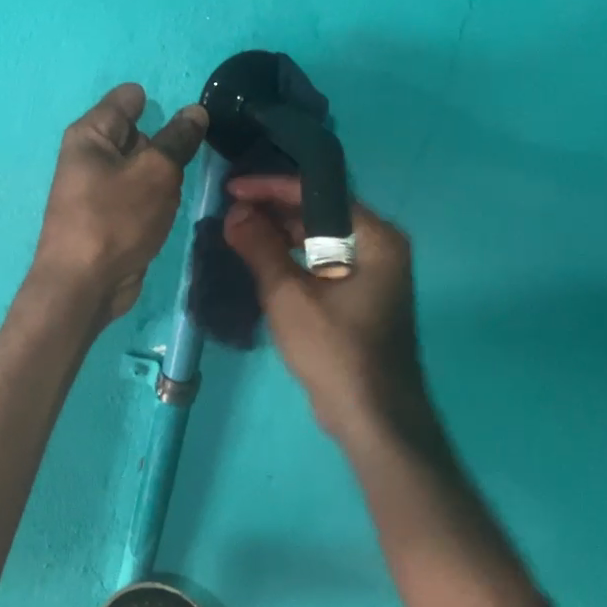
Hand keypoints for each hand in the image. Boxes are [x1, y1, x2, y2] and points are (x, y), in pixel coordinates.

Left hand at [33, 84, 208, 320]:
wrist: (84, 285)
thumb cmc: (115, 218)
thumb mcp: (155, 172)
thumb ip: (177, 139)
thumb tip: (195, 110)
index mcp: (91, 134)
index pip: (127, 98)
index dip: (158, 102)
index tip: (193, 115)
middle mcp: (90, 156)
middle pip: (135, 131)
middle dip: (166, 137)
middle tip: (205, 146)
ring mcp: (98, 188)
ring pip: (140, 166)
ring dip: (165, 171)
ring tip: (195, 173)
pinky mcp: (109, 216)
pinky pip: (138, 193)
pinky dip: (157, 195)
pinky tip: (177, 201)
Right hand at [221, 176, 424, 431]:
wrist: (373, 418)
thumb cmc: (336, 352)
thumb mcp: (289, 296)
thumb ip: (260, 247)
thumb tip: (235, 212)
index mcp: (375, 237)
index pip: (318, 193)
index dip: (271, 187)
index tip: (231, 188)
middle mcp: (379, 247)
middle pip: (319, 213)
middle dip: (272, 210)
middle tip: (227, 210)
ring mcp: (371, 273)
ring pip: (317, 239)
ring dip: (278, 235)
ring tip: (235, 231)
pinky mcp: (358, 296)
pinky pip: (320, 262)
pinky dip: (290, 258)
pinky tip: (257, 260)